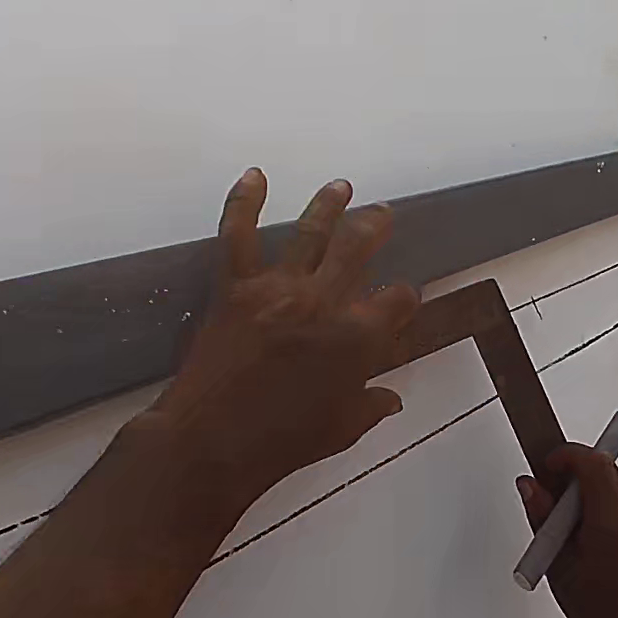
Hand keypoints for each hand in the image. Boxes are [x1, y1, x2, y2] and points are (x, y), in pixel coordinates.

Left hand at [132, 169, 419, 517]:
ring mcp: (277, 289)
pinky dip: (243, 202)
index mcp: (357, 338)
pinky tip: (254, 176)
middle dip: (374, 226)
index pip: (396, 301)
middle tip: (382, 213)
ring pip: (309, 232)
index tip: (402, 298)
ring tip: (341, 186)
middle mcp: (324, 301)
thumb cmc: (284, 442)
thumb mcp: (341, 428)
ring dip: (328, 204)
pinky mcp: (235, 287)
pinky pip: (237, 235)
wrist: (213, 441)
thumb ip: (370, 406)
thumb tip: (392, 400)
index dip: (404, 298)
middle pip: (358, 248)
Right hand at [516, 444, 617, 617]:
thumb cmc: (597, 607)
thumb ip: (542, 515)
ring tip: (558, 508)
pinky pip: (615, 495)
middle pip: (603, 466)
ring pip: (609, 479)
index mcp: (611, 522)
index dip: (567, 455)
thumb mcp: (556, 559)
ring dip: (581, 481)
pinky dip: (592, 496)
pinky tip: (575, 520)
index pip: (594, 464)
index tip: (547, 463)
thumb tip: (530, 486)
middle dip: (572, 465)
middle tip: (548, 481)